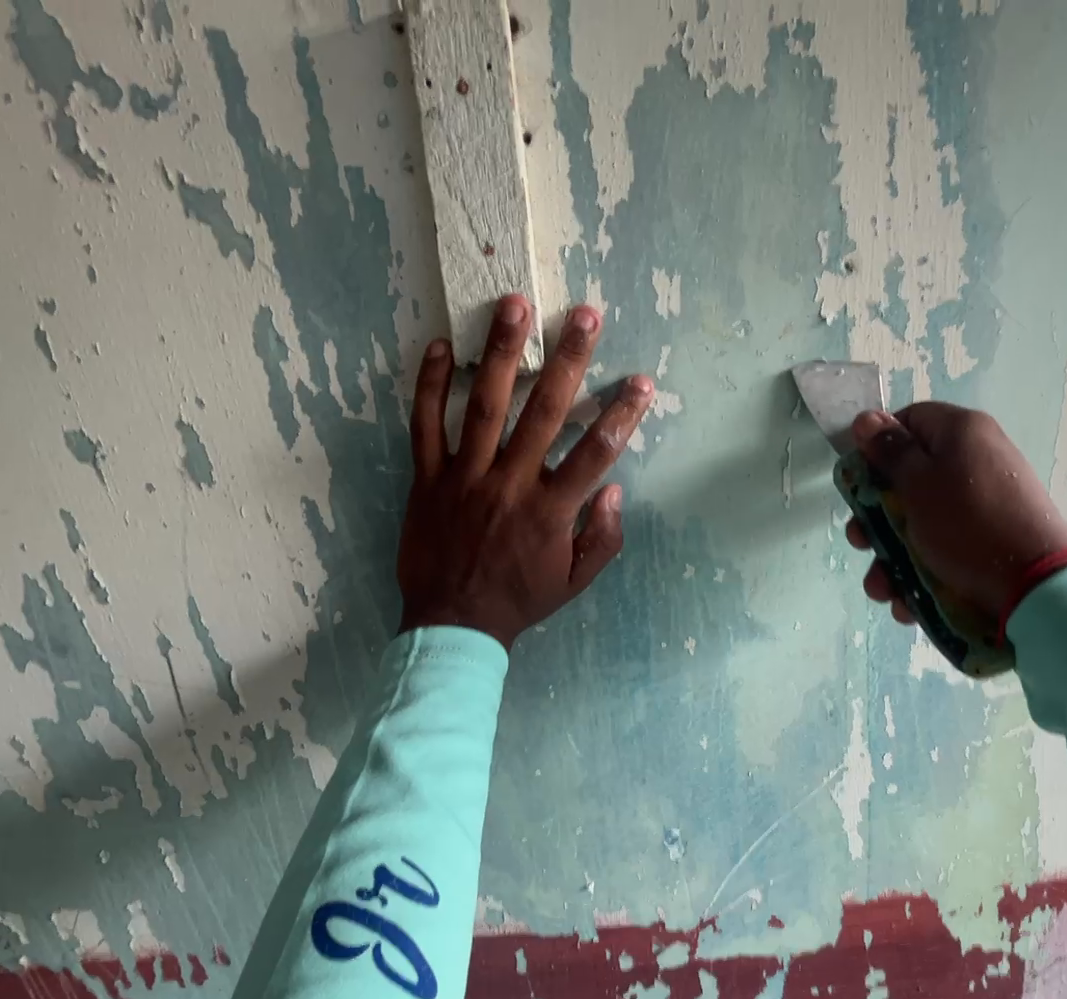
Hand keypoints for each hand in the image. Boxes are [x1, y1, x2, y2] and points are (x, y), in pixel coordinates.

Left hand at [397, 294, 654, 648]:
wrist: (452, 624)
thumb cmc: (520, 599)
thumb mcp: (575, 581)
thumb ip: (602, 538)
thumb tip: (613, 488)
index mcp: (550, 511)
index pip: (595, 453)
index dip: (622, 415)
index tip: (642, 381)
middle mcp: (509, 484)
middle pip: (543, 413)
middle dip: (567, 359)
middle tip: (583, 313)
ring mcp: (463, 477)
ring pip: (483, 406)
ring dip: (500, 354)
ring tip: (512, 306)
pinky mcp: (426, 479)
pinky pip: (424, 426)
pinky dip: (428, 386)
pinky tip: (436, 347)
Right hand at [844, 403, 1066, 622]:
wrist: (1035, 586)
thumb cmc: (966, 524)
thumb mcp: (917, 484)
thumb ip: (889, 451)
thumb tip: (866, 418)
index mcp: (961, 433)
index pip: (909, 422)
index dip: (878, 449)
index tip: (859, 481)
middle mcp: (975, 461)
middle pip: (909, 479)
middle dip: (876, 518)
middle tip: (861, 542)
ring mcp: (984, 504)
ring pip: (921, 523)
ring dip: (892, 558)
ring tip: (883, 590)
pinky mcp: (989, 541)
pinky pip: (944, 549)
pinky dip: (921, 575)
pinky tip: (908, 602)